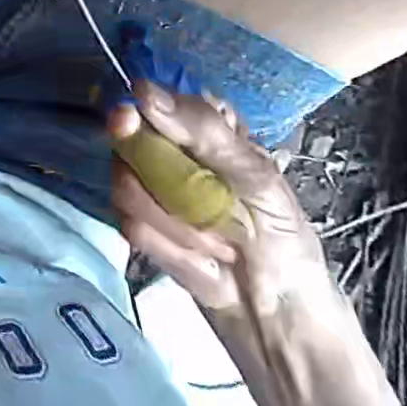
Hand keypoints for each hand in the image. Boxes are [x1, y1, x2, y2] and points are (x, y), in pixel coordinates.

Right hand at [111, 84, 333, 315]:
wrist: (281, 314)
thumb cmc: (281, 233)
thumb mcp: (254, 174)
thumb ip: (200, 130)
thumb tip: (140, 92)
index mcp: (200, 123)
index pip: (151, 101)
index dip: (138, 115)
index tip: (129, 125)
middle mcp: (167, 148)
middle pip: (126, 143)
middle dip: (165, 183)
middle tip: (208, 207)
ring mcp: (148, 186)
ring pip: (125, 186)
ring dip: (175, 223)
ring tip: (217, 241)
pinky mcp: (139, 224)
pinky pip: (131, 226)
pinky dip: (170, 248)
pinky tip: (200, 259)